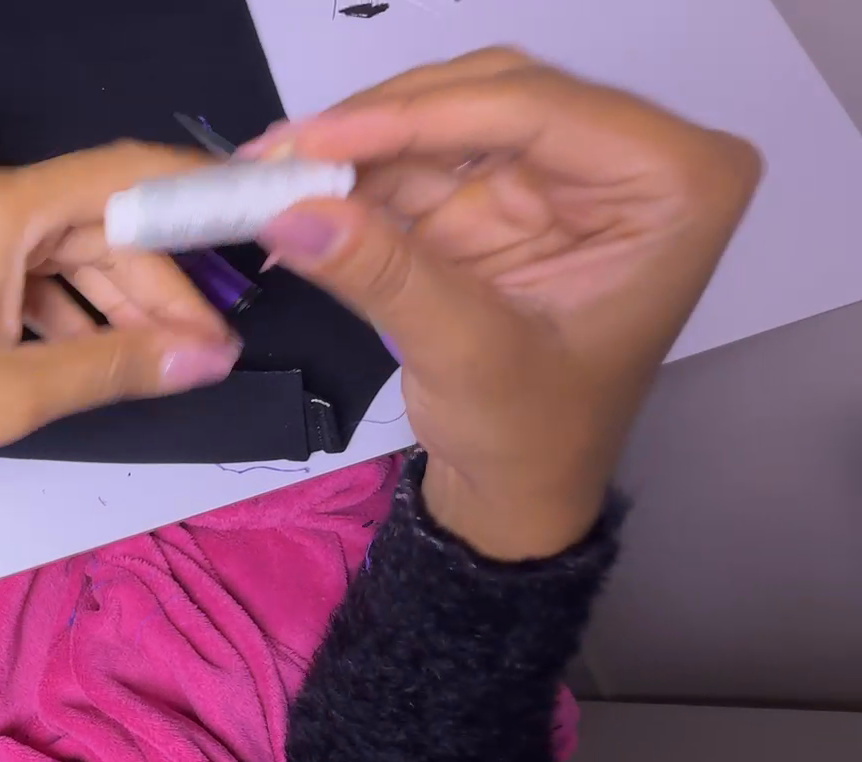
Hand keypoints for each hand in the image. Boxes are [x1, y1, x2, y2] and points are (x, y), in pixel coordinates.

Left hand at [0, 144, 242, 507]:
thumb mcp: (14, 392)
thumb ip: (115, 366)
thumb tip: (207, 358)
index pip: (124, 177)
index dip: (197, 199)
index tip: (253, 231)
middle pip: (98, 227)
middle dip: (154, 288)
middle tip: (202, 352)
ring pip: (64, 259)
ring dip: (112, 309)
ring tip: (157, 366)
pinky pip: (26, 281)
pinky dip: (64, 316)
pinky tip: (90, 360)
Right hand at [242, 49, 760, 557]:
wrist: (511, 484)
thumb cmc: (529, 432)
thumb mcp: (465, 354)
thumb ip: (383, 276)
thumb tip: (289, 217)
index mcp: (663, 182)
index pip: (533, 111)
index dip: (415, 116)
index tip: (313, 141)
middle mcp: (606, 165)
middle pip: (481, 102)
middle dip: (375, 124)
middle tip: (281, 153)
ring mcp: (534, 189)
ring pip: (431, 134)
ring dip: (349, 155)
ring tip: (271, 178)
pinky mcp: (475, 217)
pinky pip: (402, 182)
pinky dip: (345, 193)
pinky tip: (296, 204)